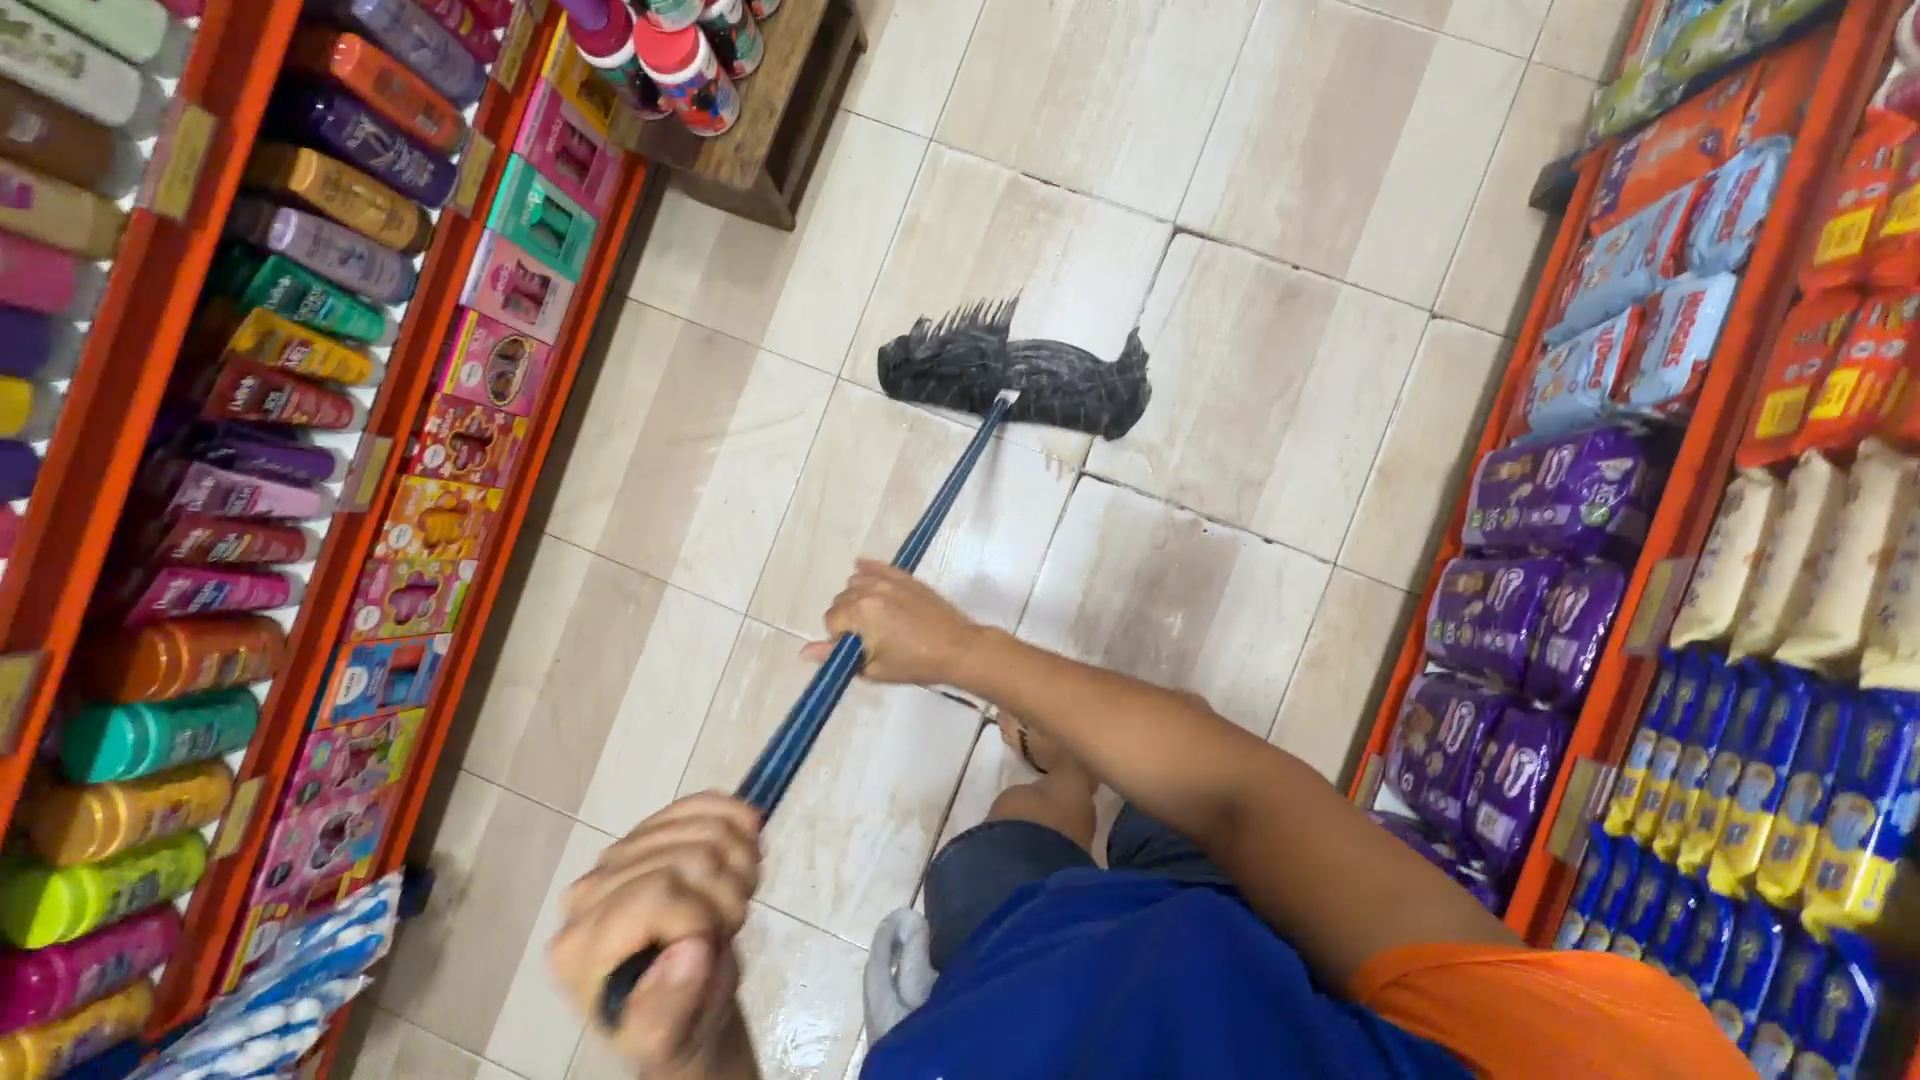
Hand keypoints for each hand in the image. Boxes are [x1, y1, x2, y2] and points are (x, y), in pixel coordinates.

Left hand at [549, 794, 761, 1072]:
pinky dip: (733, 813)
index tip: (712, 945)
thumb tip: (690, 952)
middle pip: (684, 856)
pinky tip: (748, 833)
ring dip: (738, 857)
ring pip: (698, 825)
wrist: (686, 1001)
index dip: (702, 913)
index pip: (656, 893)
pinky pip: (696, 802)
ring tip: (736, 894)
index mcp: (581, 946)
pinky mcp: (646, 835)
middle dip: (727, 890)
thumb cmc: (675, 1024)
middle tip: (731, 924)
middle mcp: (587, 894)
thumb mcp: (669, 1037)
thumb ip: (671, 1004)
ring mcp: (616, 858)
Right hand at [801, 559, 985, 685]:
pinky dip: (866, 569)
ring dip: (857, 598)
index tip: (857, 650)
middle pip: (841, 601)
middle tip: (869, 639)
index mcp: (860, 613)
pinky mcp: (904, 576)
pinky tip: (862, 570)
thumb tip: (803, 652)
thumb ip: (835, 656)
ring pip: (855, 583)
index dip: (840, 639)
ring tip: (875, 618)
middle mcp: (870, 589)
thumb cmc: (915, 664)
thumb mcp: (873, 668)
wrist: (957, 648)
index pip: (831, 622)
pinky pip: (875, 566)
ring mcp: (888, 580)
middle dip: (847, 619)